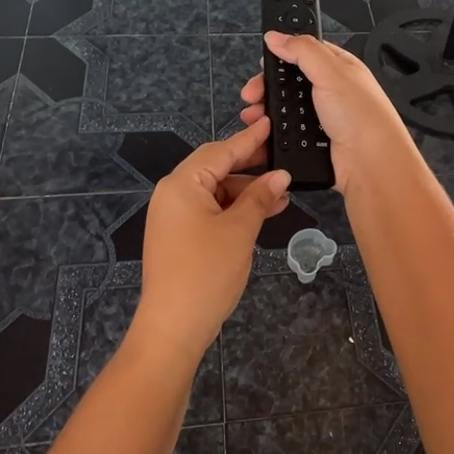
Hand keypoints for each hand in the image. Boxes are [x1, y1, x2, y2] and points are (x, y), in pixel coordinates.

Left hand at [132, 118, 289, 358]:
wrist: (172, 330)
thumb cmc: (205, 273)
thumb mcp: (240, 231)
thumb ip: (259, 197)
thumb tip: (280, 175)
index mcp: (182, 184)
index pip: (221, 151)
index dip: (249, 140)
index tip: (270, 123)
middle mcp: (172, 194)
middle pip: (216, 168)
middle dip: (250, 167)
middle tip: (282, 160)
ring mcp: (173, 217)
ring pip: (215, 191)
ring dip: (246, 192)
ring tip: (281, 196)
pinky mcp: (178, 236)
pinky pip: (209, 210)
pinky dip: (234, 210)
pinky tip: (261, 214)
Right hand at [239, 32, 417, 197]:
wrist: (372, 165)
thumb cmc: (361, 115)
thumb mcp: (331, 72)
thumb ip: (302, 50)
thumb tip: (275, 36)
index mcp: (339, 67)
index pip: (306, 52)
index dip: (282, 54)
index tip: (262, 61)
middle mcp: (331, 91)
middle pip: (290, 82)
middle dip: (267, 87)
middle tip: (251, 95)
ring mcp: (323, 118)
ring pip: (286, 109)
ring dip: (266, 112)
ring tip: (252, 117)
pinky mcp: (315, 142)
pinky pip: (288, 133)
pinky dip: (273, 133)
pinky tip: (263, 135)